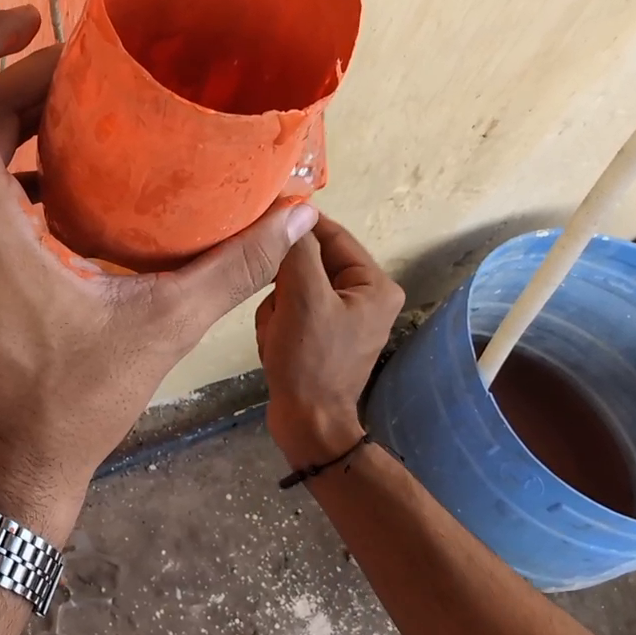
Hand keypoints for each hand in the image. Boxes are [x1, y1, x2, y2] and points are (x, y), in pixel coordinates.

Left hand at [0, 7, 317, 541]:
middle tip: (100, 74)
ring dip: (27, 124)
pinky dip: (22, 171)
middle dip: (29, 79)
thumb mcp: (158, 331)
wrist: (5, 478)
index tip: (33, 20)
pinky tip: (80, 191)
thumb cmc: (68, 409)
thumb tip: (300, 215)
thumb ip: (231, 269)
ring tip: (97, 119)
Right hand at [255, 215, 404, 468]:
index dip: (297, 228)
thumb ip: (298, 250)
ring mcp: (343, 319)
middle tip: (276, 308)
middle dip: (283, 284)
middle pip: (308, 264)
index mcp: (374, 285)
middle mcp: (365, 298)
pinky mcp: (323, 338)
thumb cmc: (310, 361)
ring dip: (276, 308)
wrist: (307, 423)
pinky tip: (276, 345)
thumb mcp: (302, 298)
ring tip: (277, 334)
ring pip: (293, 288)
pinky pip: (291, 312)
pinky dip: (277, 325)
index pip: (332, 235)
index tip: (261, 221)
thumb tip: (293, 211)